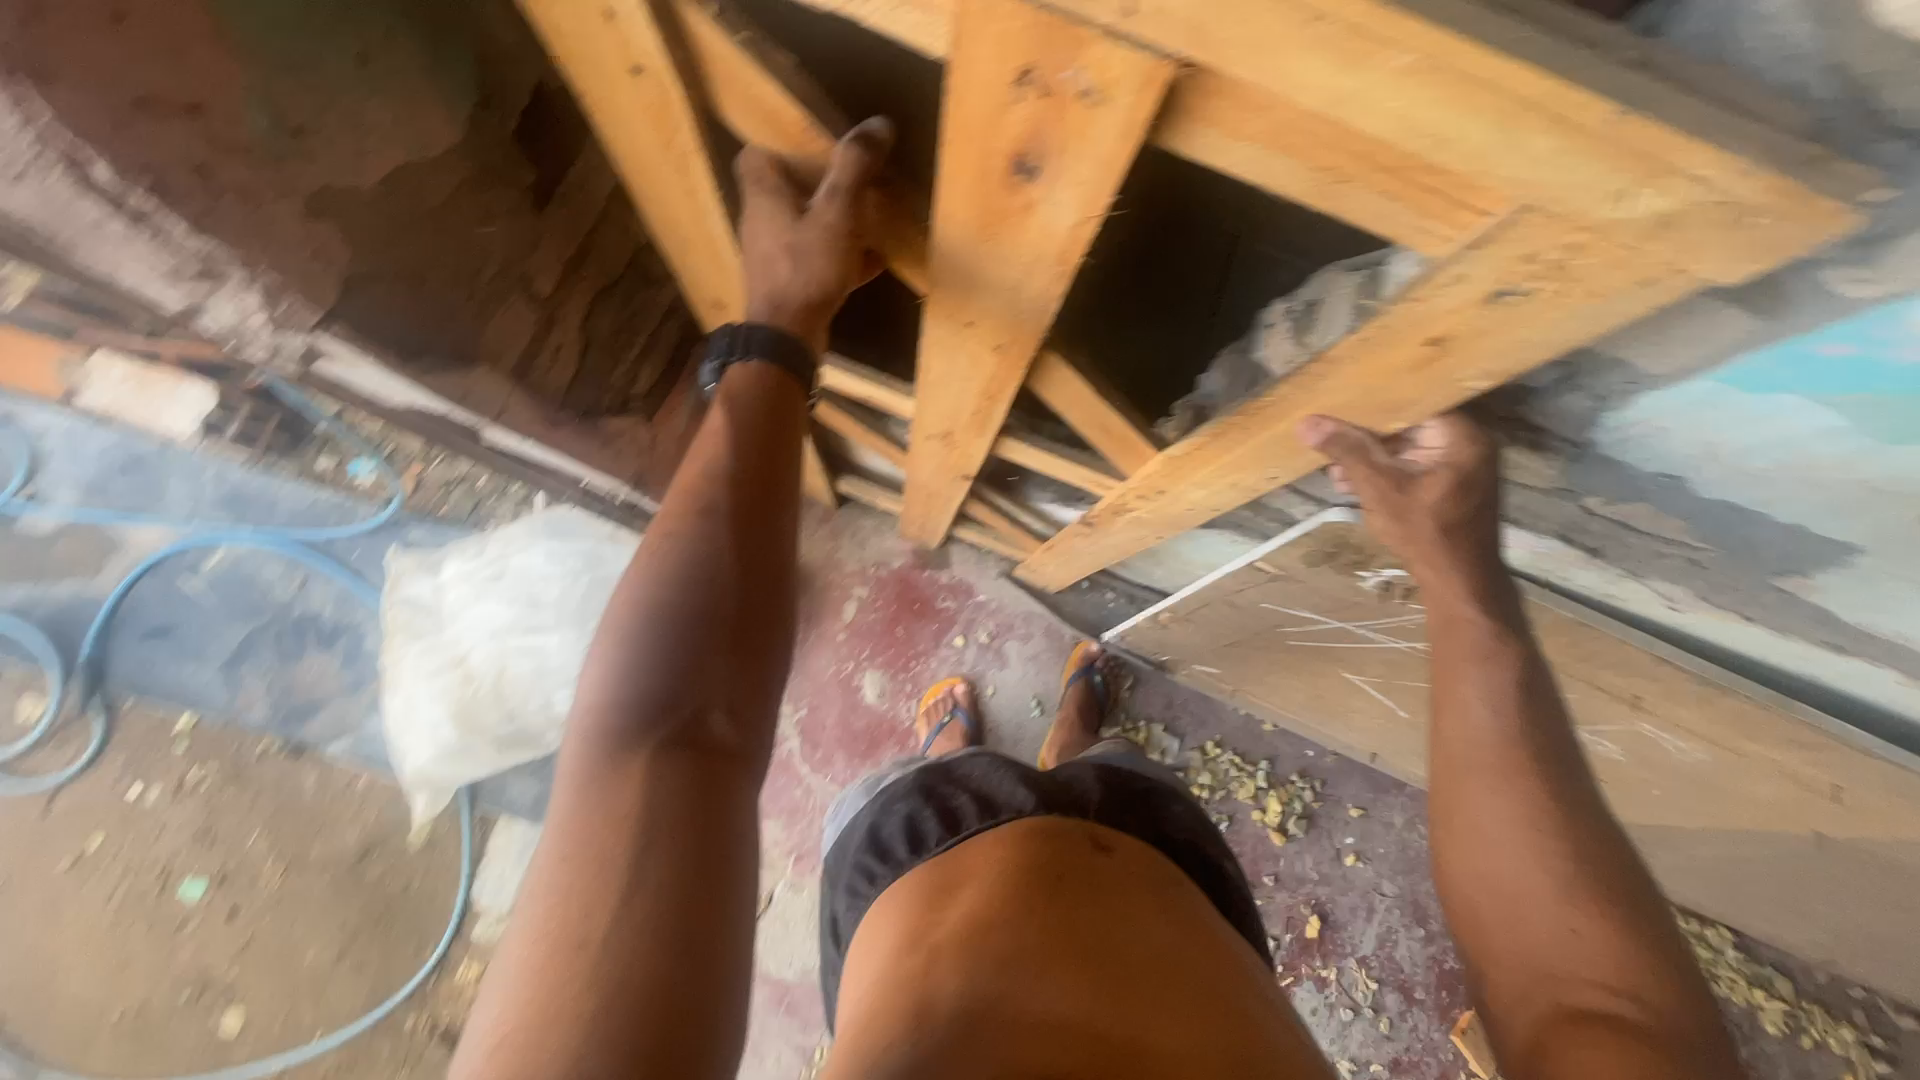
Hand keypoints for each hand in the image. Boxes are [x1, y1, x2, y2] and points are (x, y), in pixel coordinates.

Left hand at [735, 116, 894, 353]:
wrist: (788, 338)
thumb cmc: (806, 268)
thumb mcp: (837, 212)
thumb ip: (854, 167)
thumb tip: (878, 124)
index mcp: (762, 195)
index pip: (754, 155)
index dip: (782, 146)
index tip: (815, 149)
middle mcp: (760, 223)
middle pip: (785, 192)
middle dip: (819, 186)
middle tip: (853, 184)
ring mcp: (773, 259)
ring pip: (803, 228)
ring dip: (833, 223)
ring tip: (869, 221)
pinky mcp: (788, 287)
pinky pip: (815, 262)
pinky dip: (841, 258)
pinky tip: (872, 262)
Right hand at [1296, 411, 1506, 596]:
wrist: (1457, 582)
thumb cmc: (1424, 532)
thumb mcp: (1379, 488)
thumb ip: (1347, 451)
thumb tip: (1307, 423)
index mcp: (1461, 436)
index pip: (1412, 403)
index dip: (1372, 405)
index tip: (1338, 405)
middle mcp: (1467, 444)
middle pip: (1407, 426)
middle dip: (1364, 438)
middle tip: (1330, 443)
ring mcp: (1461, 466)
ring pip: (1406, 449)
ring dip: (1370, 459)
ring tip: (1335, 472)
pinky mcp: (1450, 486)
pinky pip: (1413, 467)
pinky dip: (1385, 474)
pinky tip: (1352, 485)